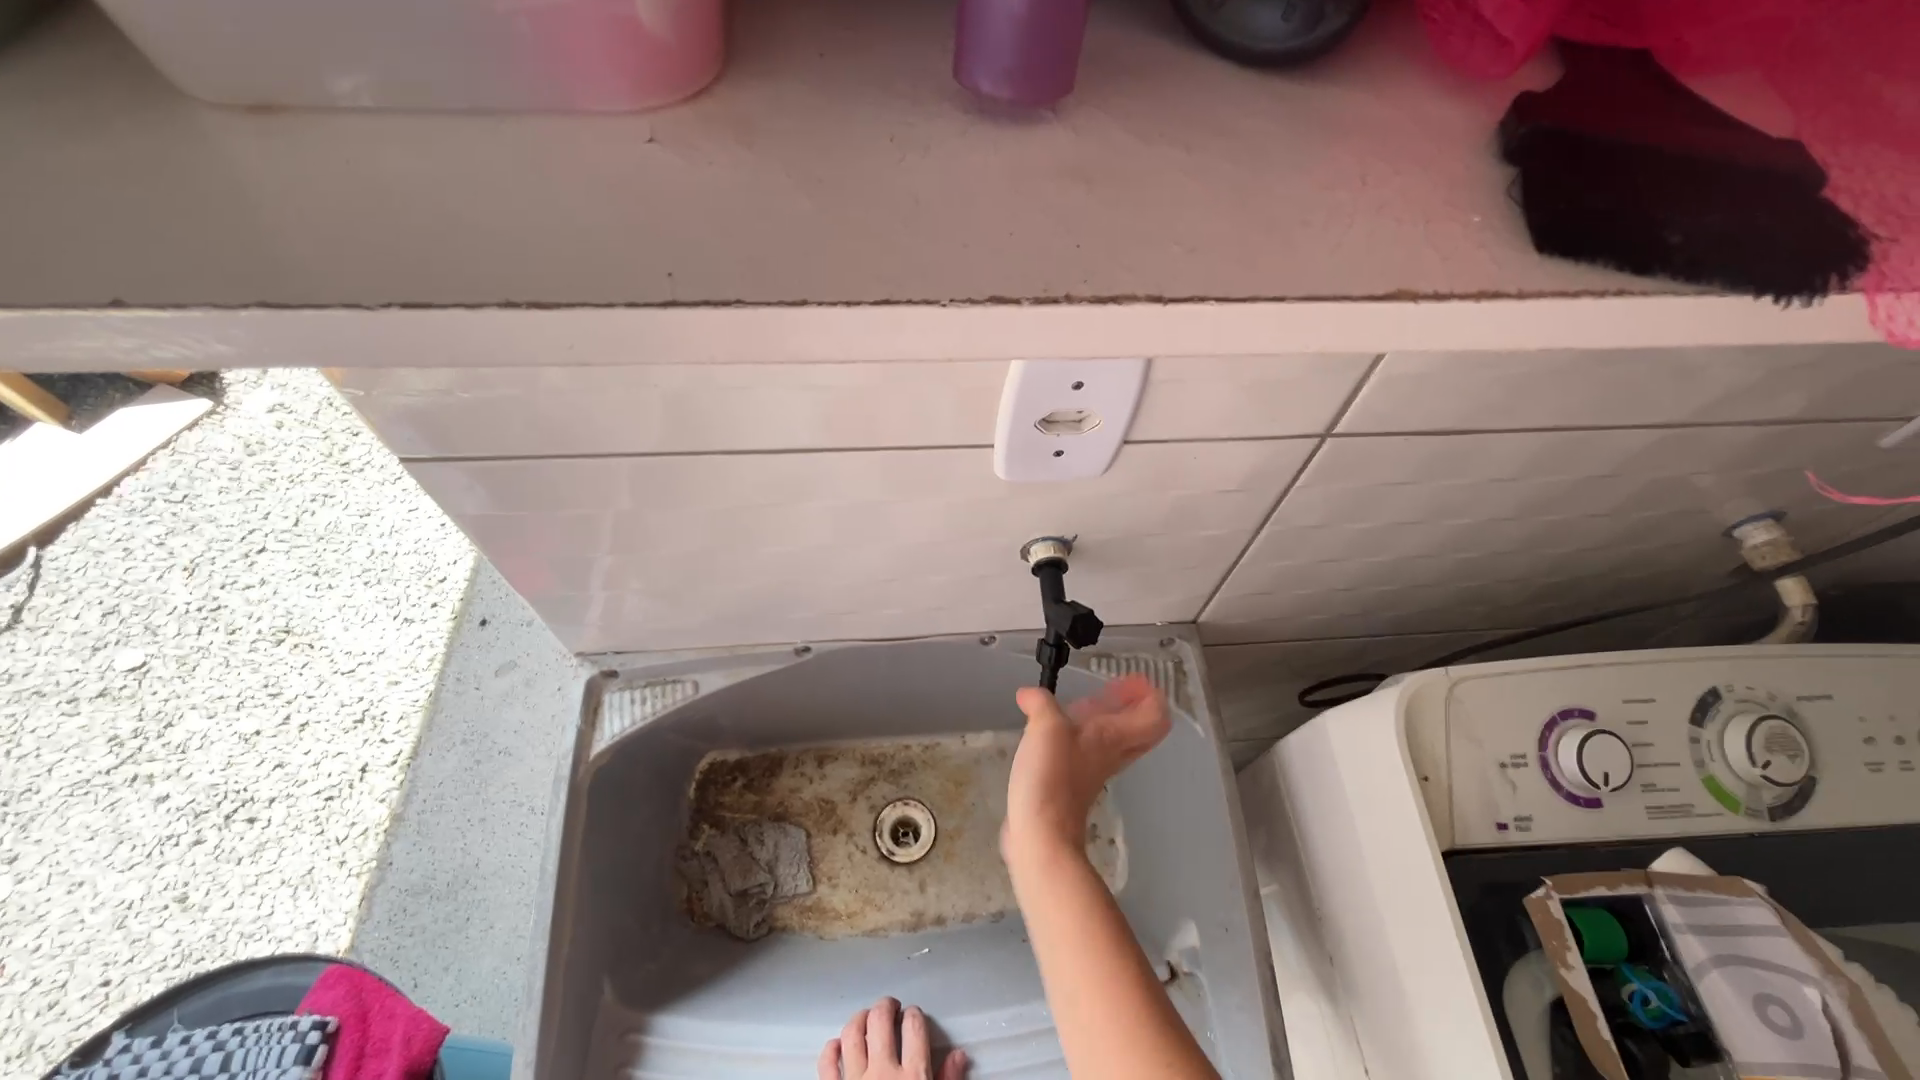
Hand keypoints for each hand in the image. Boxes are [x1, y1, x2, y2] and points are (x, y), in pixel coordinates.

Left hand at [819, 998, 967, 1079]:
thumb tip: (959, 1056)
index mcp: (913, 1076)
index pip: (915, 1028)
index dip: (914, 1015)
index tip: (914, 1015)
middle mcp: (883, 1072)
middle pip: (881, 1020)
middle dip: (886, 1006)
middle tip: (891, 1007)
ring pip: (852, 1033)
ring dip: (859, 1018)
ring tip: (866, 1016)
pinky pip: (827, 1063)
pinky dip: (831, 1048)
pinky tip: (837, 1044)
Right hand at [1004, 674, 1170, 860]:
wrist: (1042, 832)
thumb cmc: (1053, 777)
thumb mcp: (1046, 727)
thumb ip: (1040, 703)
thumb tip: (1028, 694)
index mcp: (1114, 737)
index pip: (1155, 716)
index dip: (1151, 695)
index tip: (1132, 680)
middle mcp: (1111, 753)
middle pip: (1140, 729)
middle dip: (1131, 705)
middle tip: (1113, 689)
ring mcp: (1094, 770)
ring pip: (1113, 740)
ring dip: (1105, 719)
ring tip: (1081, 704)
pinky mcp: (1074, 783)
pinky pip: (1087, 751)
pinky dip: (1078, 736)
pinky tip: (1052, 731)